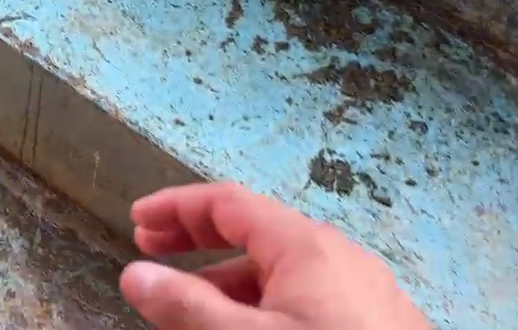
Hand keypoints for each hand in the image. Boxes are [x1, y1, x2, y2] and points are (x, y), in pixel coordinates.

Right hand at [120, 183, 431, 329]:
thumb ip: (189, 308)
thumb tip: (133, 276)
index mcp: (306, 244)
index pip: (224, 201)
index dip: (174, 207)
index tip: (135, 223)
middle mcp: (339, 256)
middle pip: (251, 229)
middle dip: (195, 238)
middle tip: (150, 251)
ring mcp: (367, 295)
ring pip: (280, 271)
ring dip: (226, 278)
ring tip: (192, 306)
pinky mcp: (384, 329)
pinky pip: (309, 300)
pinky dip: (265, 304)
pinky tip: (250, 329)